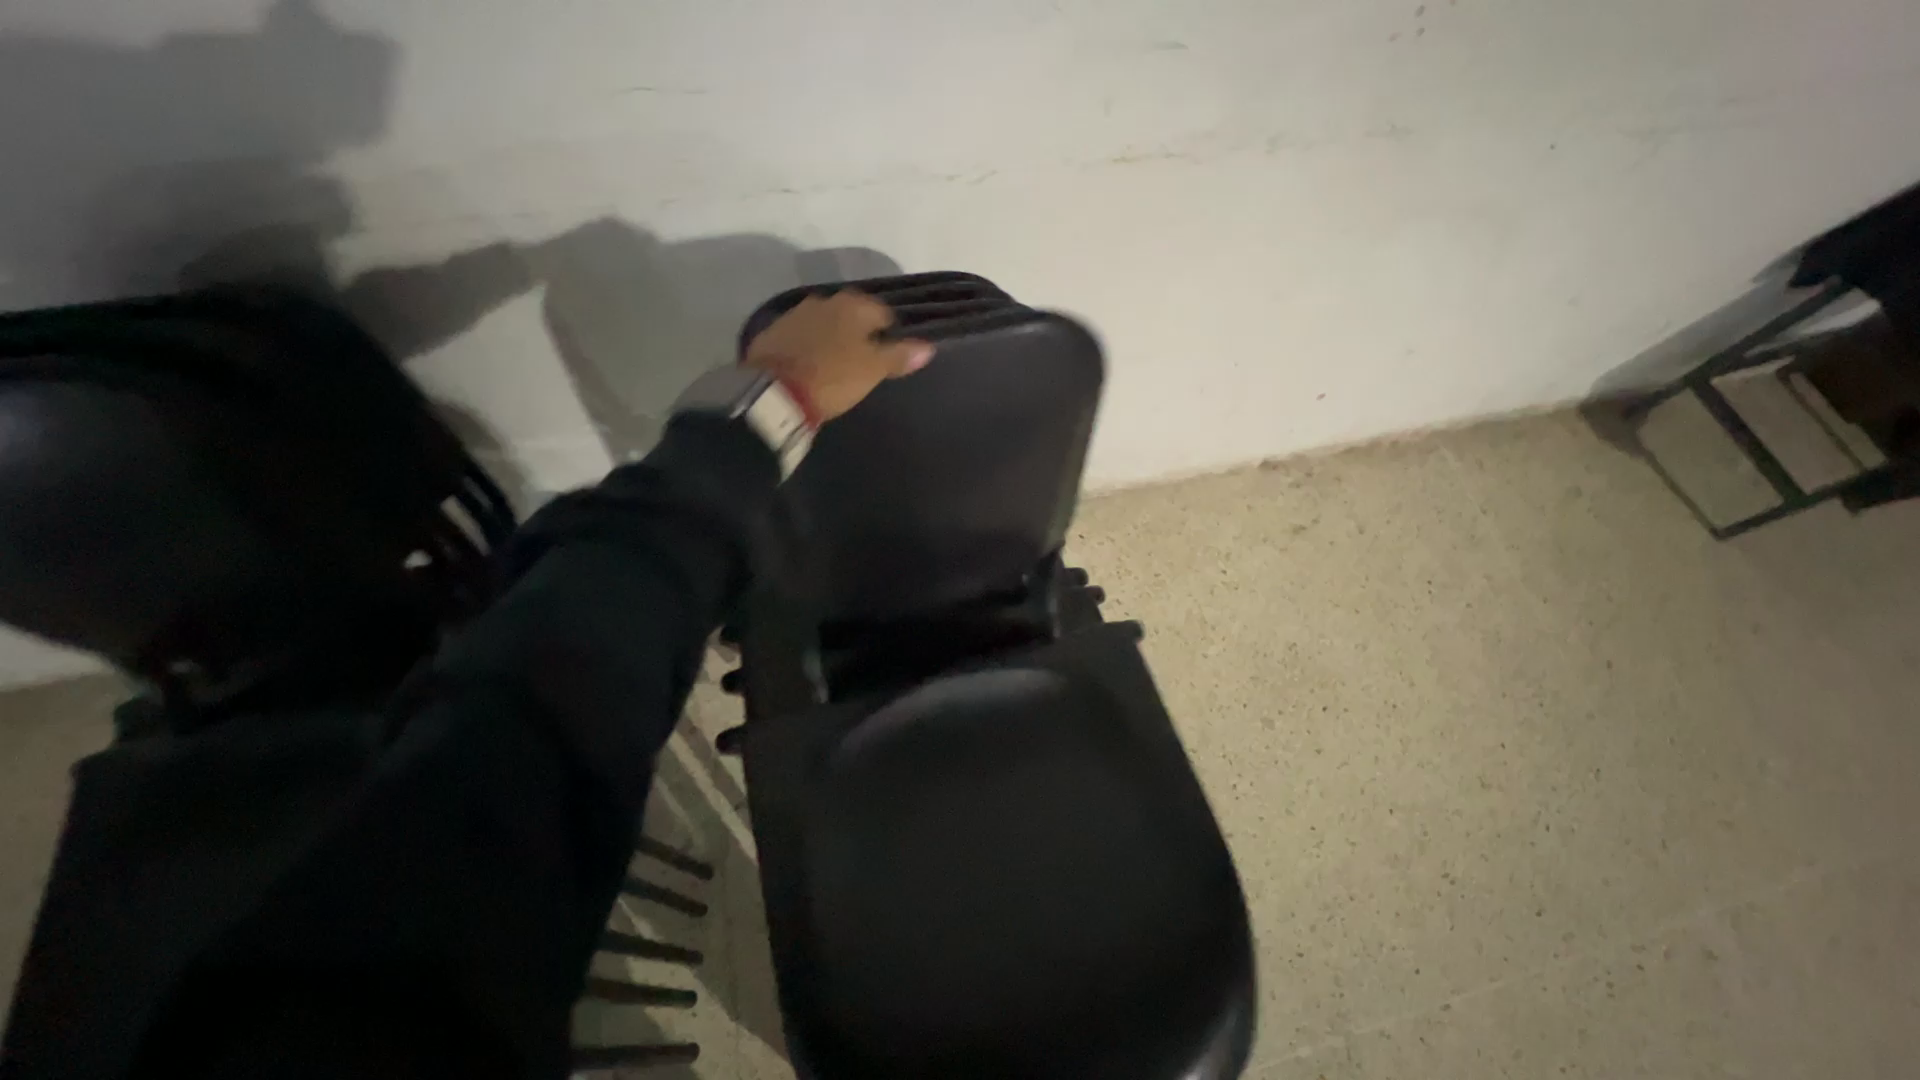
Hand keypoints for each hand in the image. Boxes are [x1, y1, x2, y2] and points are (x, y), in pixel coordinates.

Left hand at [743, 291, 933, 422]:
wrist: (774, 391)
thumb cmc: (834, 377)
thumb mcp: (873, 369)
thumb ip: (900, 355)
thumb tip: (928, 347)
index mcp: (854, 304)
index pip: (883, 312)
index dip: (889, 332)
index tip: (888, 354)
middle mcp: (824, 300)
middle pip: (850, 314)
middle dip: (858, 331)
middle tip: (863, 359)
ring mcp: (795, 314)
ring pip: (824, 322)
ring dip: (831, 336)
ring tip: (836, 363)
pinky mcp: (772, 332)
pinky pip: (800, 335)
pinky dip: (807, 345)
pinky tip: (808, 364)